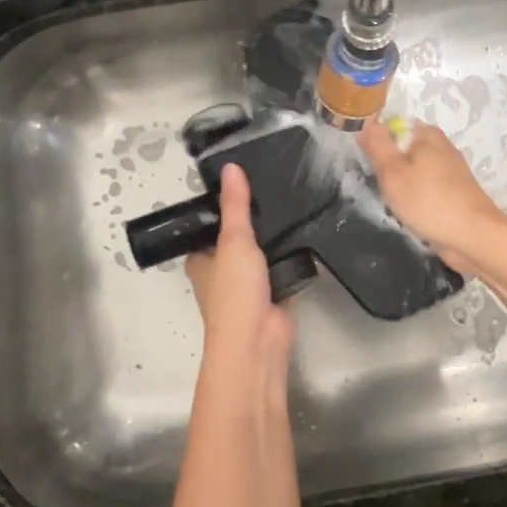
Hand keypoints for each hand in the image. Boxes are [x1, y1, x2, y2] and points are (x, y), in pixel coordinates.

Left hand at [185, 164, 294, 362]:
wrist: (258, 340)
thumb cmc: (235, 291)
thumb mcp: (233, 240)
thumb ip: (235, 205)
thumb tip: (230, 166)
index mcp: (200, 260)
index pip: (209, 225)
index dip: (224, 205)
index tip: (245, 178)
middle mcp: (221, 272)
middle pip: (238, 238)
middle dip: (255, 220)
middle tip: (276, 185)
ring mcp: (248, 285)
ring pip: (261, 253)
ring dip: (275, 237)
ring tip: (294, 202)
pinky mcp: (273, 294)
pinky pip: (282, 267)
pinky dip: (292, 255)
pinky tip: (306, 232)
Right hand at [358, 118, 506, 272]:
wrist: (473, 236)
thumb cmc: (428, 201)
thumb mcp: (392, 171)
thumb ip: (377, 145)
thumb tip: (367, 125)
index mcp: (427, 134)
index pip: (392, 127)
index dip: (376, 145)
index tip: (370, 166)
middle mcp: (441, 146)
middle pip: (402, 151)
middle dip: (388, 170)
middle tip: (383, 188)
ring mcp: (450, 171)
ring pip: (412, 173)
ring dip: (401, 188)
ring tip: (398, 204)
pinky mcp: (454, 192)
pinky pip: (425, 190)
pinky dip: (416, 200)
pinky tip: (414, 214)